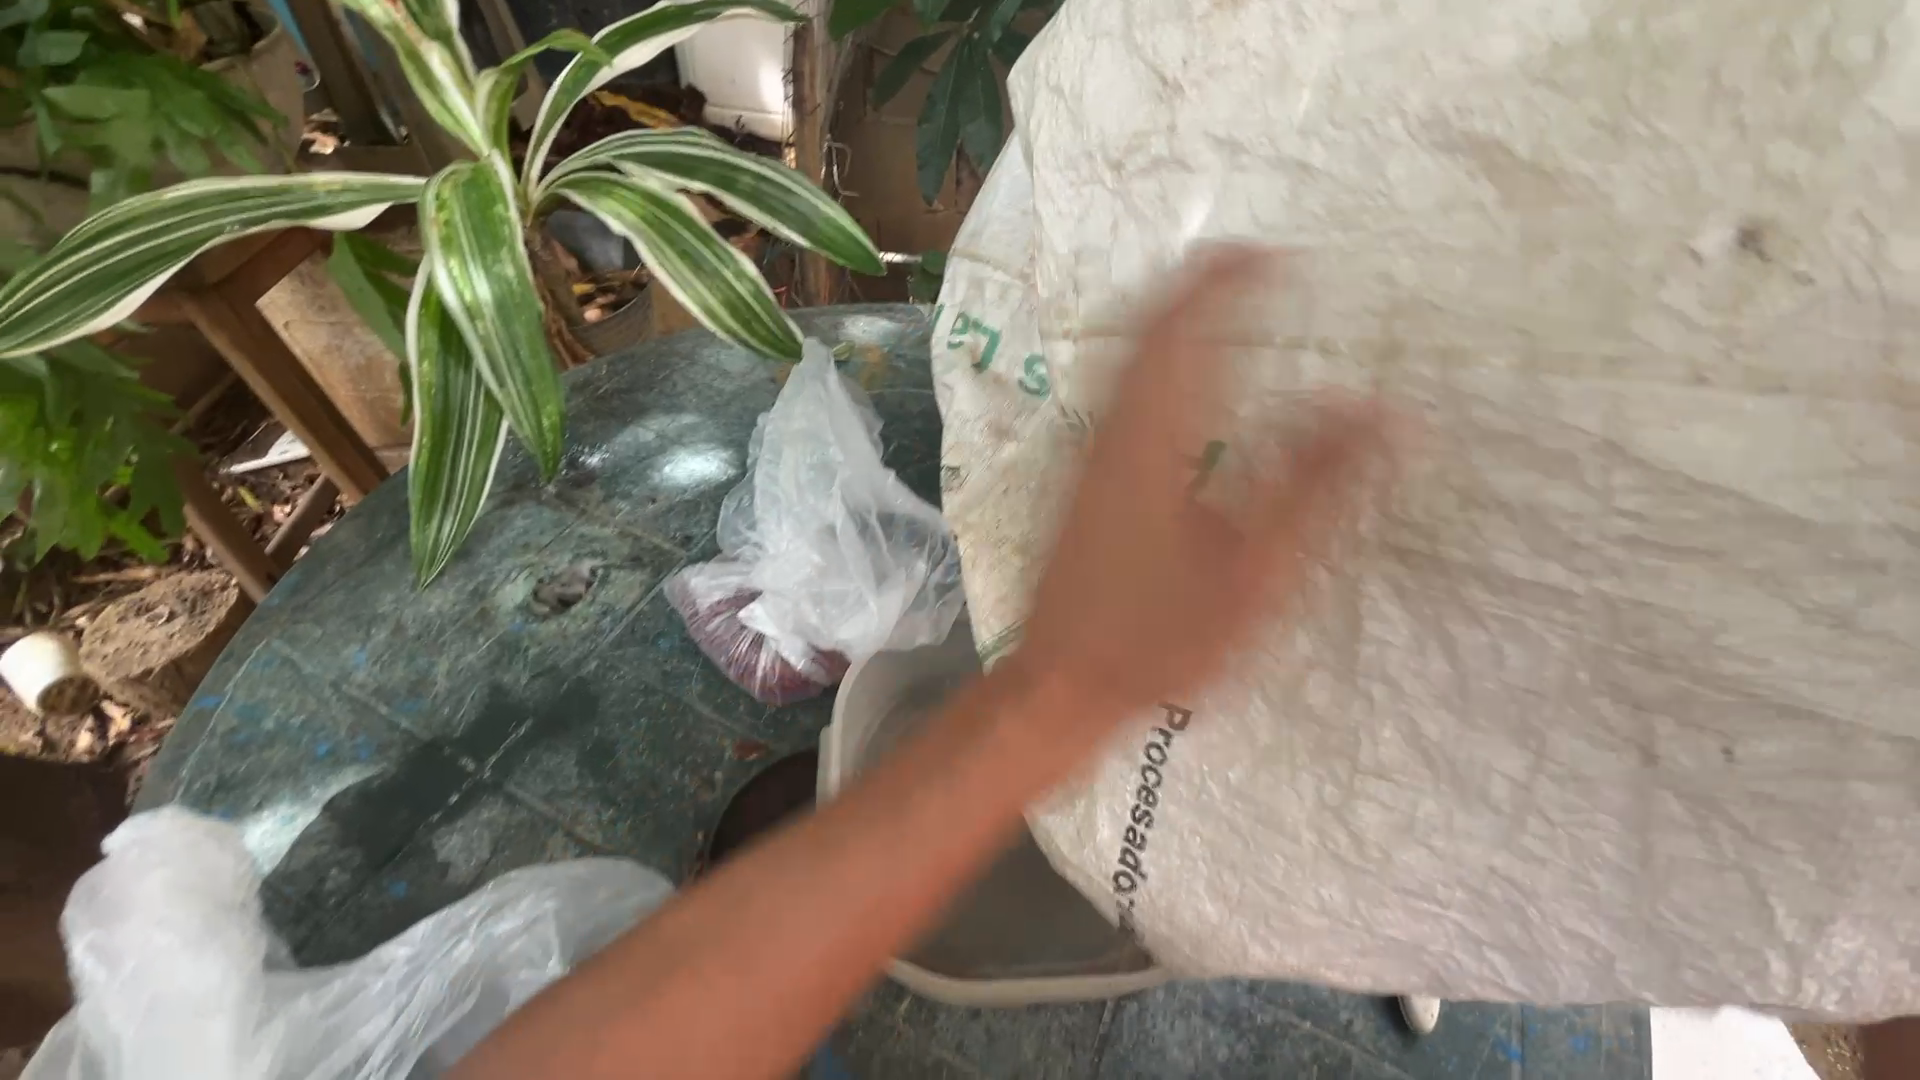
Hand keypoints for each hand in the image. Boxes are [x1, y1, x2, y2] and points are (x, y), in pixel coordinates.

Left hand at [1010, 246, 1395, 728]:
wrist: (1065, 681)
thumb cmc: (1160, 634)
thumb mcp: (1253, 572)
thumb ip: (1314, 486)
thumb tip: (1379, 410)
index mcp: (1155, 439)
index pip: (1188, 332)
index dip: (1227, 284)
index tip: (1270, 253)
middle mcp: (1111, 432)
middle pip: (1146, 335)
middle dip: (1193, 290)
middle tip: (1242, 263)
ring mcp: (1086, 458)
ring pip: (1125, 366)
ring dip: (1168, 324)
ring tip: (1216, 303)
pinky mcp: (1079, 484)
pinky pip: (1117, 400)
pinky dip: (1151, 368)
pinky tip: (1176, 386)